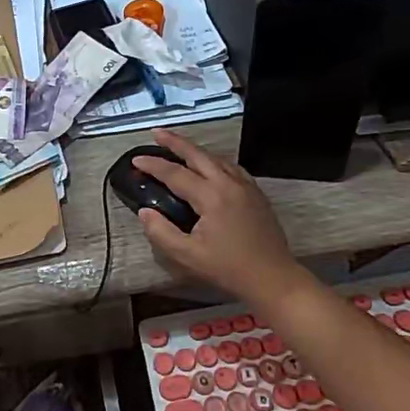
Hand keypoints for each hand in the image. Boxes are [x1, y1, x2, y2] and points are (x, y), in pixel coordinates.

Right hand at [133, 128, 303, 304]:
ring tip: (178, 145)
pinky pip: (231, 167)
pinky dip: (214, 160)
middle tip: (157, 132)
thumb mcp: (188, 256)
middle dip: (175, 142)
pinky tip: (209, 164)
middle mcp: (229, 184)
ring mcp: (246, 186)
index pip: (175, 173)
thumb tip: (145, 211)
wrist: (273, 278)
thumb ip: (161, 232)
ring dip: (195, 149)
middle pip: (198, 155)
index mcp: (211, 197)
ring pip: (217, 158)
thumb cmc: (228, 268)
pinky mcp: (256, 193)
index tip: (136, 160)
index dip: (153, 165)